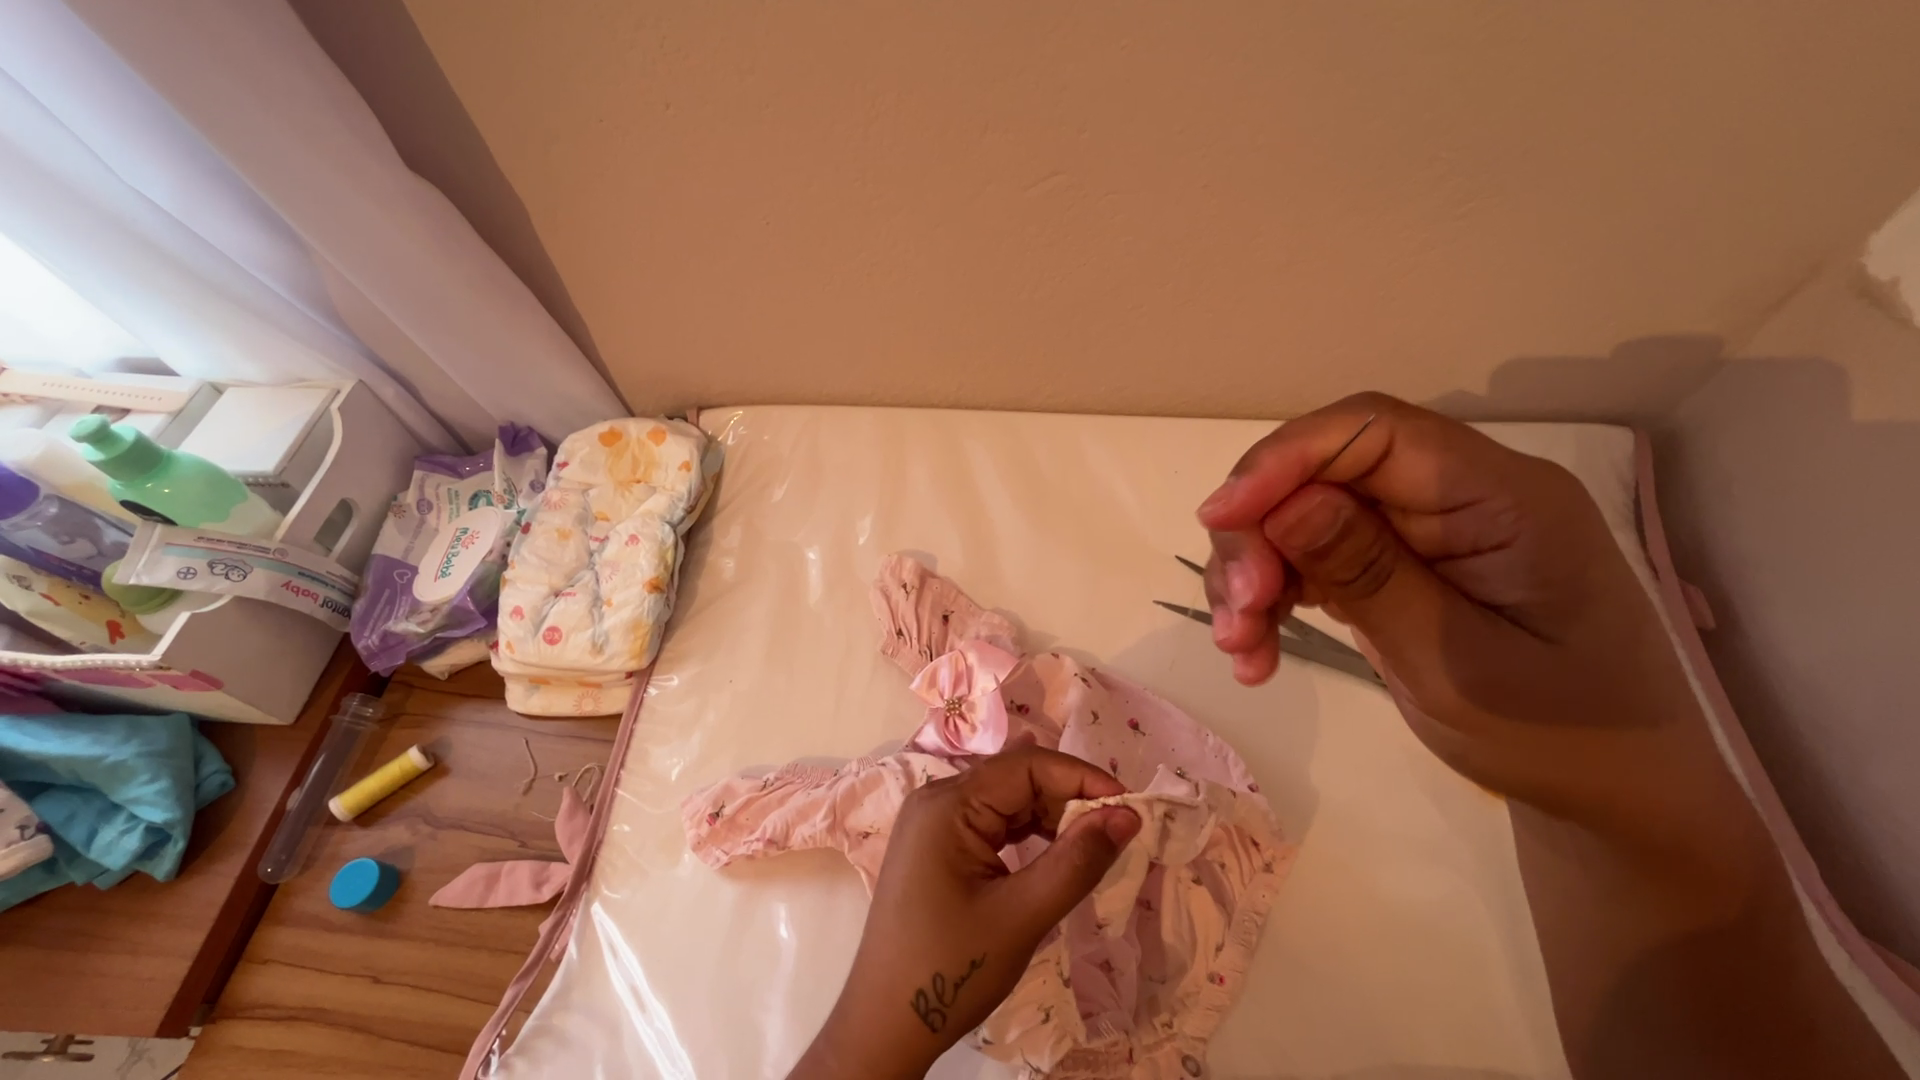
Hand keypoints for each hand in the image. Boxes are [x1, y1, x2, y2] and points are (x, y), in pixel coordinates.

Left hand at [788, 742, 1140, 1079]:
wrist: (885, 1025)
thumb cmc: (952, 967)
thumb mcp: (1023, 914)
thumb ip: (1077, 860)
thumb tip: (1128, 814)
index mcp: (948, 804)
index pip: (1026, 766)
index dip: (1081, 777)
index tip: (1129, 806)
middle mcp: (936, 800)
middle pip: (1015, 779)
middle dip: (1068, 798)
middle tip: (1116, 832)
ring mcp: (933, 824)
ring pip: (1006, 801)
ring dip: (1050, 817)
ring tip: (1091, 846)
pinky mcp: (937, 847)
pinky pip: (991, 824)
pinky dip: (1027, 835)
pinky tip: (1054, 854)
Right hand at [1194, 392, 1714, 827]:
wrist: (1611, 790)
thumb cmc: (1558, 735)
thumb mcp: (1454, 663)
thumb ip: (1370, 576)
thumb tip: (1285, 506)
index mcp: (1500, 496)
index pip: (1373, 431)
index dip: (1284, 459)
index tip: (1218, 519)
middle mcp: (1455, 495)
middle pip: (1322, 471)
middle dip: (1259, 534)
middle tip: (1236, 616)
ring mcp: (1421, 530)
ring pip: (1301, 515)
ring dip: (1254, 573)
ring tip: (1240, 648)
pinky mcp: (1393, 564)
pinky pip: (1311, 557)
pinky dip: (1271, 599)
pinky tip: (1255, 652)